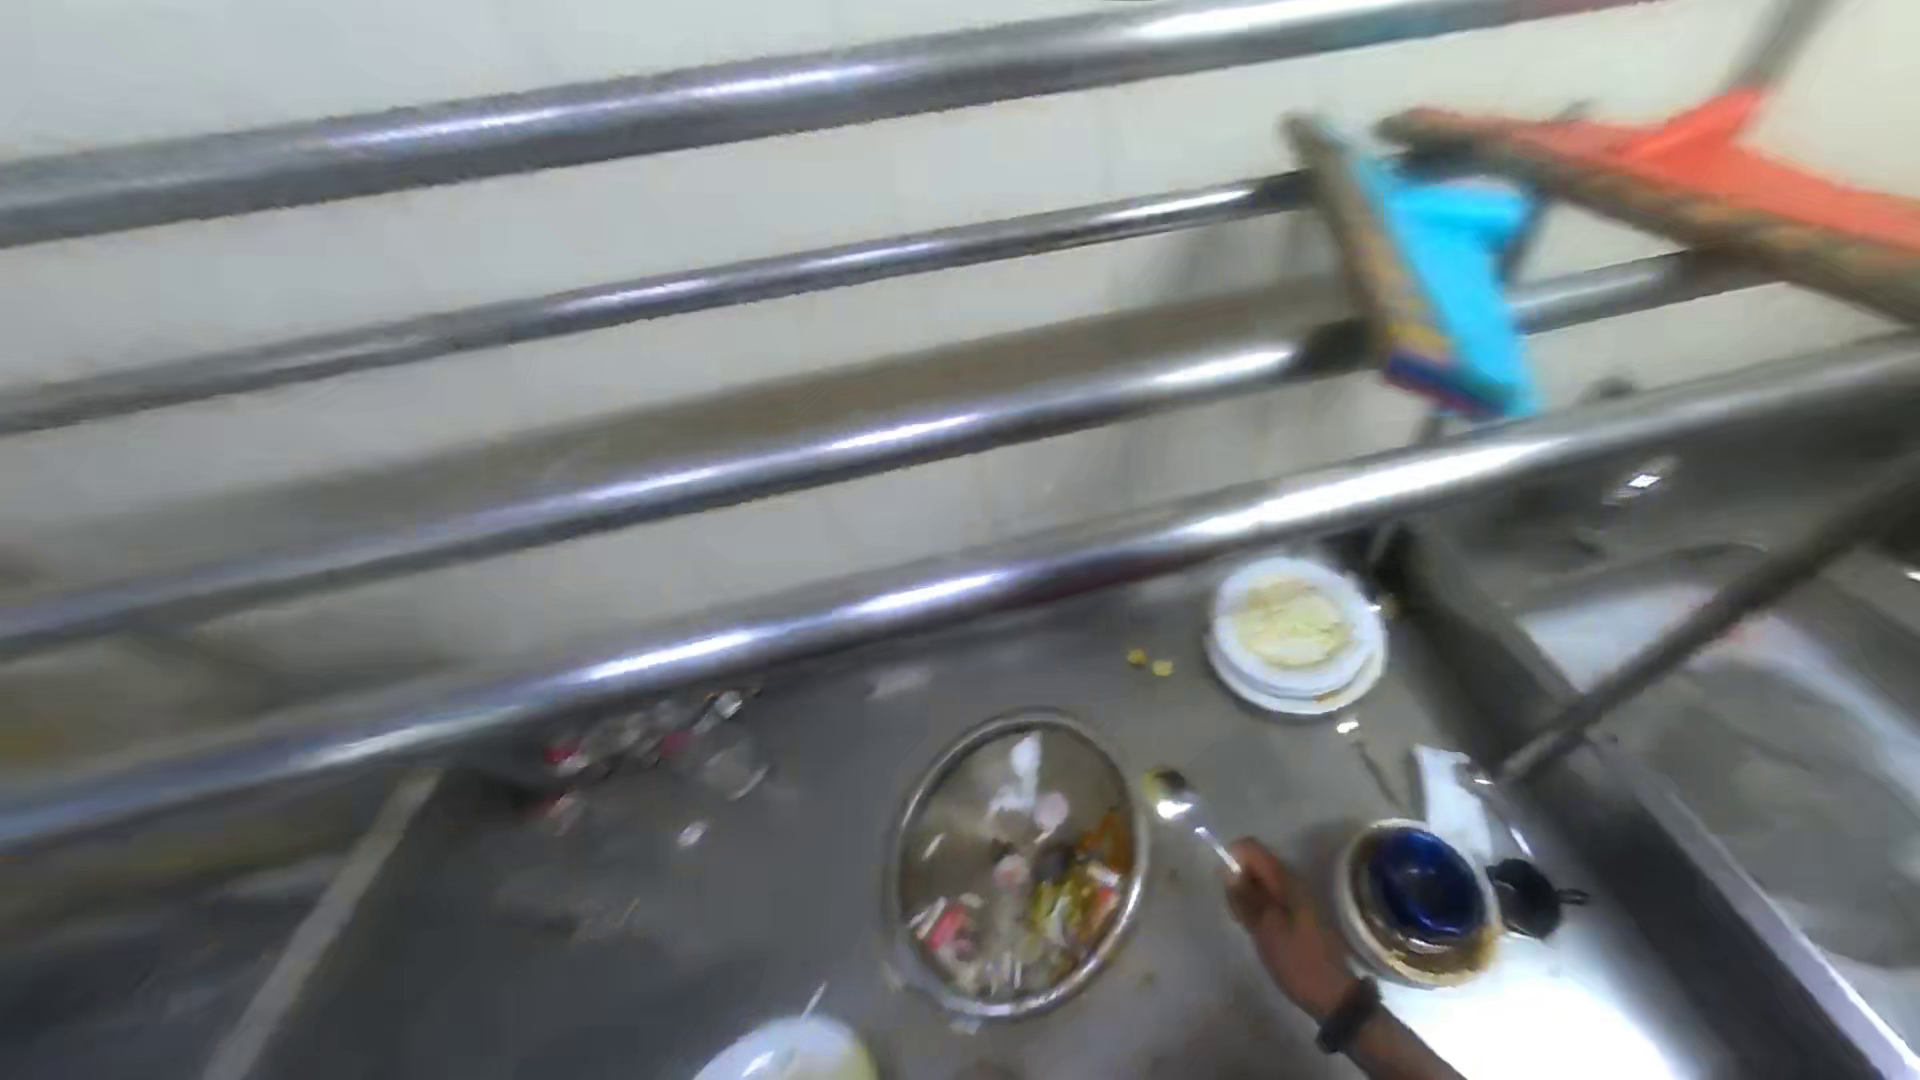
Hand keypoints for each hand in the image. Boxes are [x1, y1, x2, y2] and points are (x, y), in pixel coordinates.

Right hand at [1226, 837, 1358, 1020]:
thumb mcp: (1264, 929)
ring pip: (1259, 881)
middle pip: (1254, 862)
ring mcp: (1295, 897)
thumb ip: (1245, 897)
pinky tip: (1256, 928)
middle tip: (1235, 908)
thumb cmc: (1297, 960)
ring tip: (1245, 922)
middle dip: (1238, 878)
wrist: (1334, 998)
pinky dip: (1256, 906)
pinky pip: (1268, 897)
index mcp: (1285, 880)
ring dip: (1246, 894)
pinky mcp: (1295, 914)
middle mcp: (1291, 881)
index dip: (1232, 857)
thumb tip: (1229, 872)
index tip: (1226, 883)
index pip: (1250, 847)